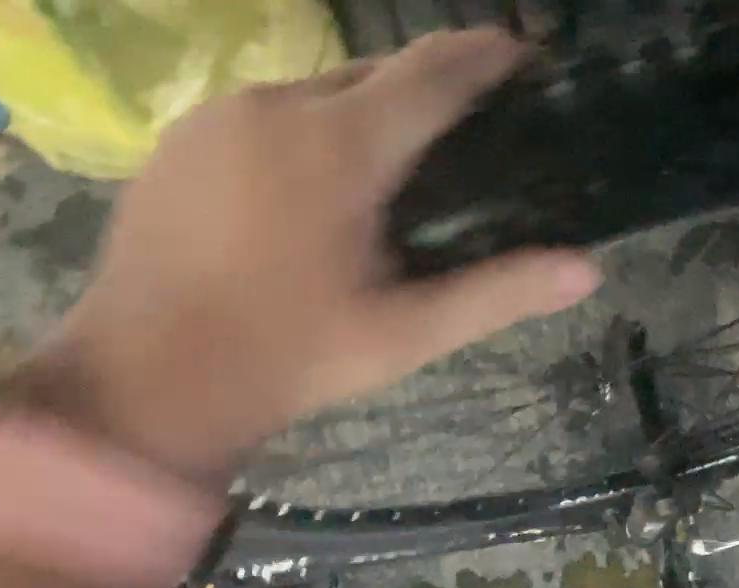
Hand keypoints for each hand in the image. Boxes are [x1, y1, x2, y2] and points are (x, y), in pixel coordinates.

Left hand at [40, 29, 600, 478]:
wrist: (150, 379)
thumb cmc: (291, 360)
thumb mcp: (406, 334)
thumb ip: (497, 294)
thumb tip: (587, 271)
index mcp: (338, 147)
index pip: (432, 72)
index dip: (485, 56)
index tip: (523, 59)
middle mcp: (275, 105)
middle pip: (372, 73)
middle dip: (425, 93)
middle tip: (462, 138)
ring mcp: (217, 114)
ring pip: (314, 93)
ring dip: (362, 118)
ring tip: (388, 176)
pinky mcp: (179, 136)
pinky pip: (263, 115)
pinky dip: (305, 136)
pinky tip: (310, 195)